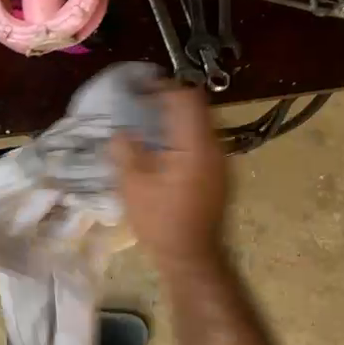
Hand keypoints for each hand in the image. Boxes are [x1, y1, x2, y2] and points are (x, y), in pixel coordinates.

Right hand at [111, 83, 226, 270]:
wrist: (191, 257)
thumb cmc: (160, 220)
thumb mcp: (132, 183)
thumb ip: (126, 149)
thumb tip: (122, 130)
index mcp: (195, 144)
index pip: (186, 98)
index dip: (162, 87)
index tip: (137, 89)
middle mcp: (215, 148)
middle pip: (196, 109)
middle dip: (168, 102)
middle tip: (140, 105)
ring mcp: (221, 163)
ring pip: (200, 126)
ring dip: (175, 120)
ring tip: (147, 127)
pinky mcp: (218, 176)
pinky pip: (201, 144)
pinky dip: (182, 138)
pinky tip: (161, 152)